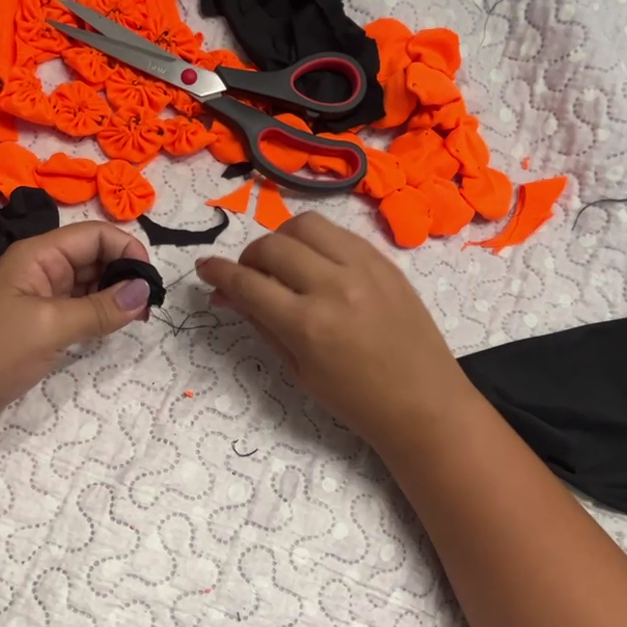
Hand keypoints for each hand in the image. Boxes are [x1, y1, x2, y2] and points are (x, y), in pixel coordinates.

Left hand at [0, 221, 153, 433]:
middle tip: (149, 308)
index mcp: (37, 255)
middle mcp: (39, 268)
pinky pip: (77, 308)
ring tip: (138, 320)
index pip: (94, 235)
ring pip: (88, 283)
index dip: (127, 250)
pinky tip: (113, 328)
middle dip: (124, 274)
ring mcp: (38, 297)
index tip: (151, 283)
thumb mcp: (50, 328)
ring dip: (114, 296)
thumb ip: (99, 309)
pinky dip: (98, 314)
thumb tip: (145, 290)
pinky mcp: (39, 324)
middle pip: (94, 256)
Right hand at [196, 211, 473, 451]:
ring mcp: (363, 268)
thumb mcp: (298, 369)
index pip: (247, 283)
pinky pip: (338, 232)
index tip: (204, 268)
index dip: (217, 273)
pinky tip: (314, 263)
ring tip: (282, 264)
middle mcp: (333, 286)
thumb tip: (228, 295)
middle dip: (248, 258)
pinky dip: (315, 241)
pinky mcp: (384, 261)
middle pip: (272, 246)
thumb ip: (262, 324)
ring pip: (304, 225)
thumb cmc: (354, 400)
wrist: (423, 402)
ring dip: (281, 239)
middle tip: (248, 278)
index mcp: (307, 325)